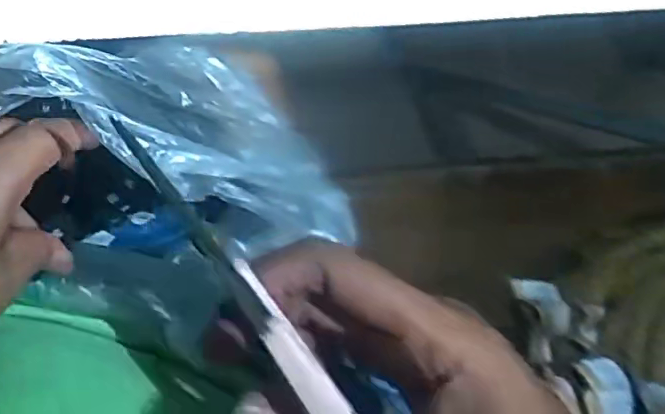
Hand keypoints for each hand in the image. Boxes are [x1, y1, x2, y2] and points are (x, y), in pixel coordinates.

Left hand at [0, 117, 97, 413]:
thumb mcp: (0, 279)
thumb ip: (34, 249)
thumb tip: (60, 249)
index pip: (39, 135)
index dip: (69, 135)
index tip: (91, 141)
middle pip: (8, 130)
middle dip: (37, 144)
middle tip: (59, 174)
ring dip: (6, 166)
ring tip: (23, 221)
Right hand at [212, 240, 562, 413]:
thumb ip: (319, 411)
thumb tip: (242, 403)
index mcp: (441, 329)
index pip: (331, 265)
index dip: (270, 278)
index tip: (230, 325)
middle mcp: (431, 324)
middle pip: (325, 292)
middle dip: (268, 318)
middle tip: (223, 355)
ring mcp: (433, 353)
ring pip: (335, 325)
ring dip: (286, 350)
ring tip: (255, 389)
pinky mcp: (432, 383)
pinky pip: (357, 359)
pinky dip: (317, 372)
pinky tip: (293, 396)